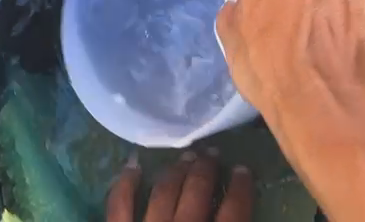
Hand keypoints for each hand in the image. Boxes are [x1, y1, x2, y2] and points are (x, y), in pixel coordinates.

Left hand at [106, 152, 252, 221]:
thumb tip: (242, 212)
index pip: (235, 211)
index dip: (241, 188)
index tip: (244, 169)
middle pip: (197, 192)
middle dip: (206, 168)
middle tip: (212, 152)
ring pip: (164, 192)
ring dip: (176, 171)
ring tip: (185, 156)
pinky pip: (120, 206)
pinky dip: (125, 184)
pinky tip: (133, 164)